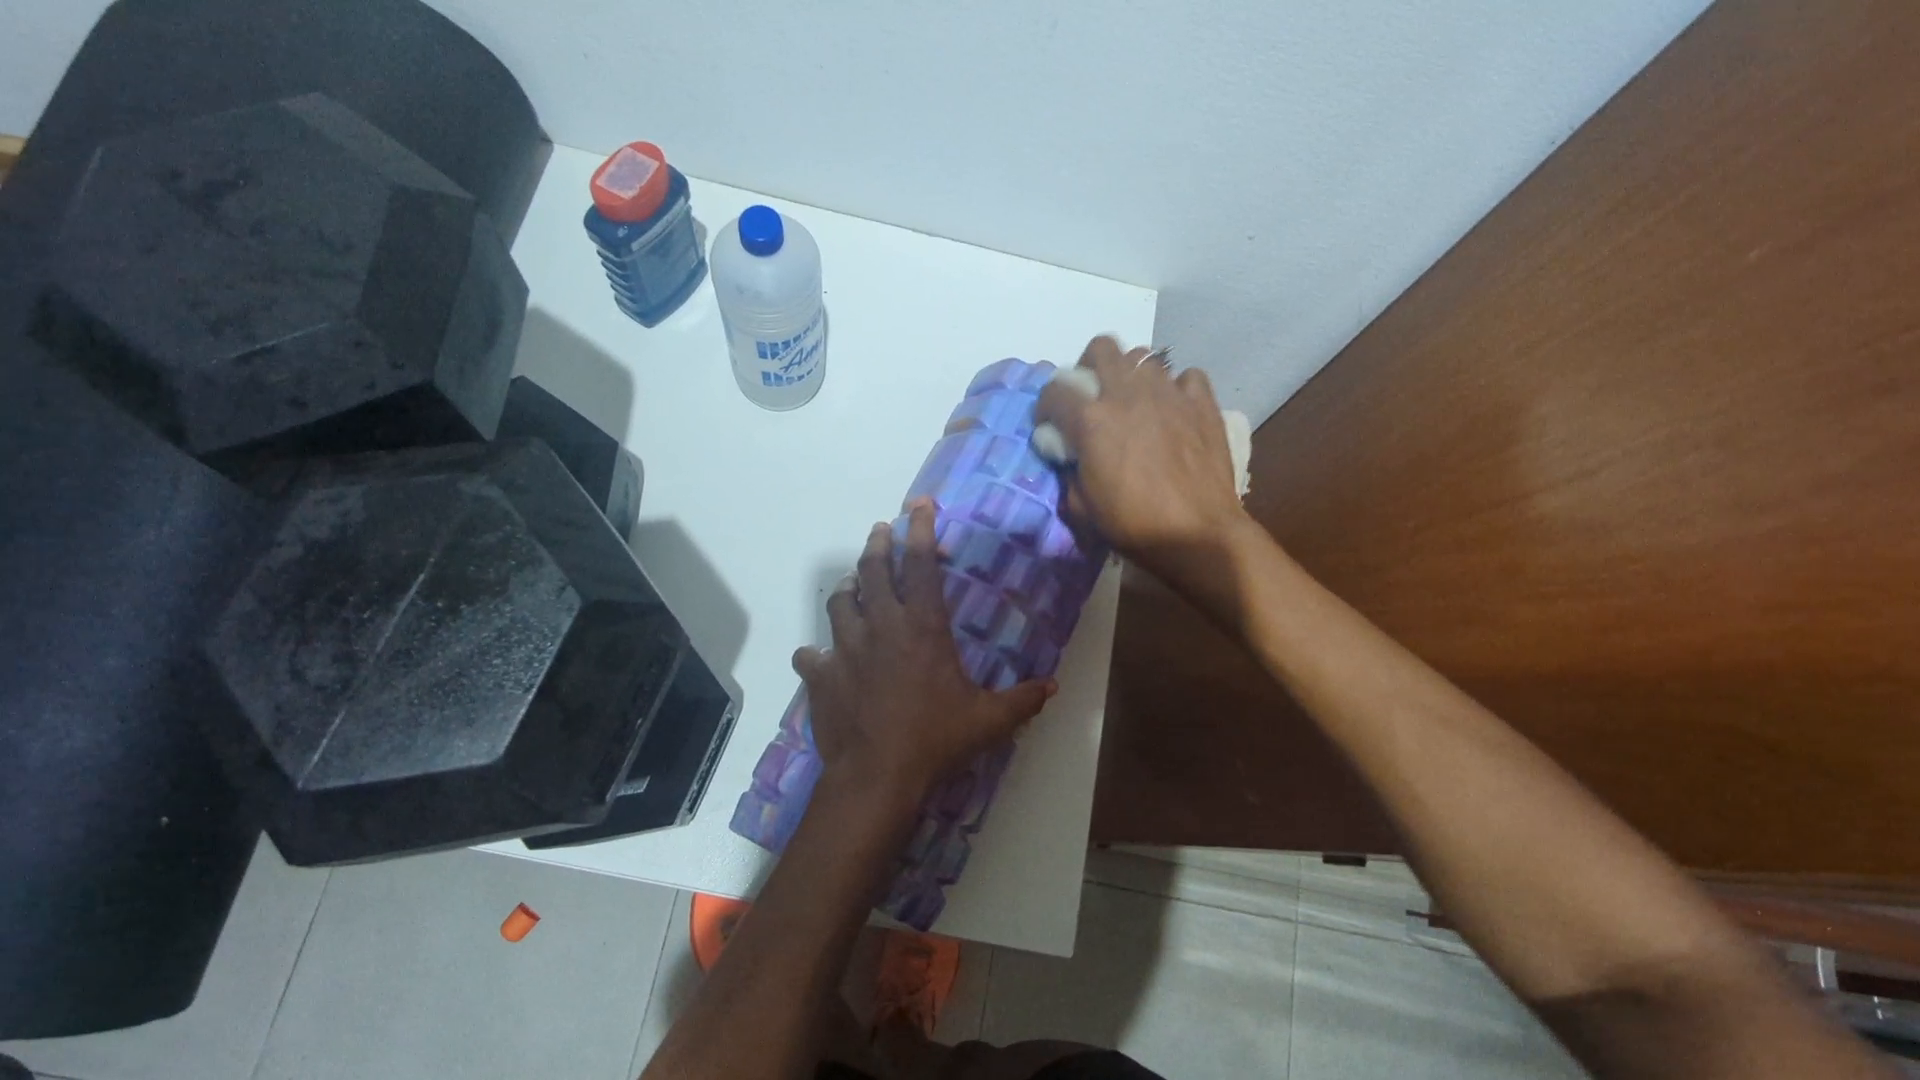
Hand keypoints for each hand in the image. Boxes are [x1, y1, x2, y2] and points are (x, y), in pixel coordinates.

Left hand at [793, 499, 1057, 800]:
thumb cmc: (936, 740)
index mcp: (923, 627)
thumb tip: (1054, 687)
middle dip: (878, 544)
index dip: (921, 529)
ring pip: (839, 602)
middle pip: (873, 569)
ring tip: (853, 586)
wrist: (877, 775)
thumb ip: (1023, 699)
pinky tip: (819, 657)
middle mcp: (881, 626)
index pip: (920, 563)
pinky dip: (815, 652)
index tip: (919, 504)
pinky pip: (809, 654)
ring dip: (848, 589)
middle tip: (881, 531)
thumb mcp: (990, 721)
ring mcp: (845, 648)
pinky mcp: (820, 675)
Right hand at [1035, 336, 1247, 581]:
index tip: (1051, 425)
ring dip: (1133, 377)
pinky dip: (1177, 389)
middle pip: (1101, 348)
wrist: (1198, 534)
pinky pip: (1186, 377)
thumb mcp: (1081, 508)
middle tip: (1093, 397)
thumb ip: (1068, 473)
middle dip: (1089, 367)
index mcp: (1091, 421)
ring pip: (1144, 357)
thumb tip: (1070, 457)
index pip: (1054, 390)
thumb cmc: (1134, 526)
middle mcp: (1127, 394)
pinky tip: (1175, 411)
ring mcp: (1168, 394)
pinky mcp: (1202, 403)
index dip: (1046, 407)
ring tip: (1136, 404)